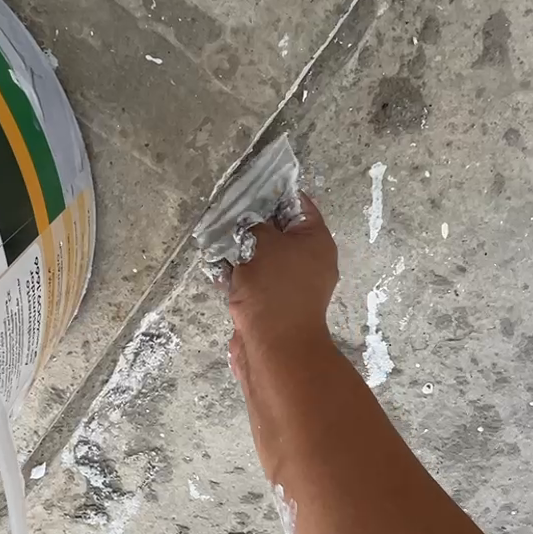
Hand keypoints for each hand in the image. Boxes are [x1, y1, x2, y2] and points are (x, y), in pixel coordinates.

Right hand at [227, 192, 340, 353]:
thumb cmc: (274, 290)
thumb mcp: (263, 244)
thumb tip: (252, 222)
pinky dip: (238, 275)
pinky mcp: (272, 304)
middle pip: (278, 231)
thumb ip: (256, 225)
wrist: (274, 348)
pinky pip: (254, 281)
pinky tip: (218, 268)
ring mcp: (290, 285)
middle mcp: (308, 261)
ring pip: (262, 257)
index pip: (298, 204)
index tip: (247, 184)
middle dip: (251, 223)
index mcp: (316, 241)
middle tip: (225, 211)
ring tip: (216, 238)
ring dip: (240, 251)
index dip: (274, 192)